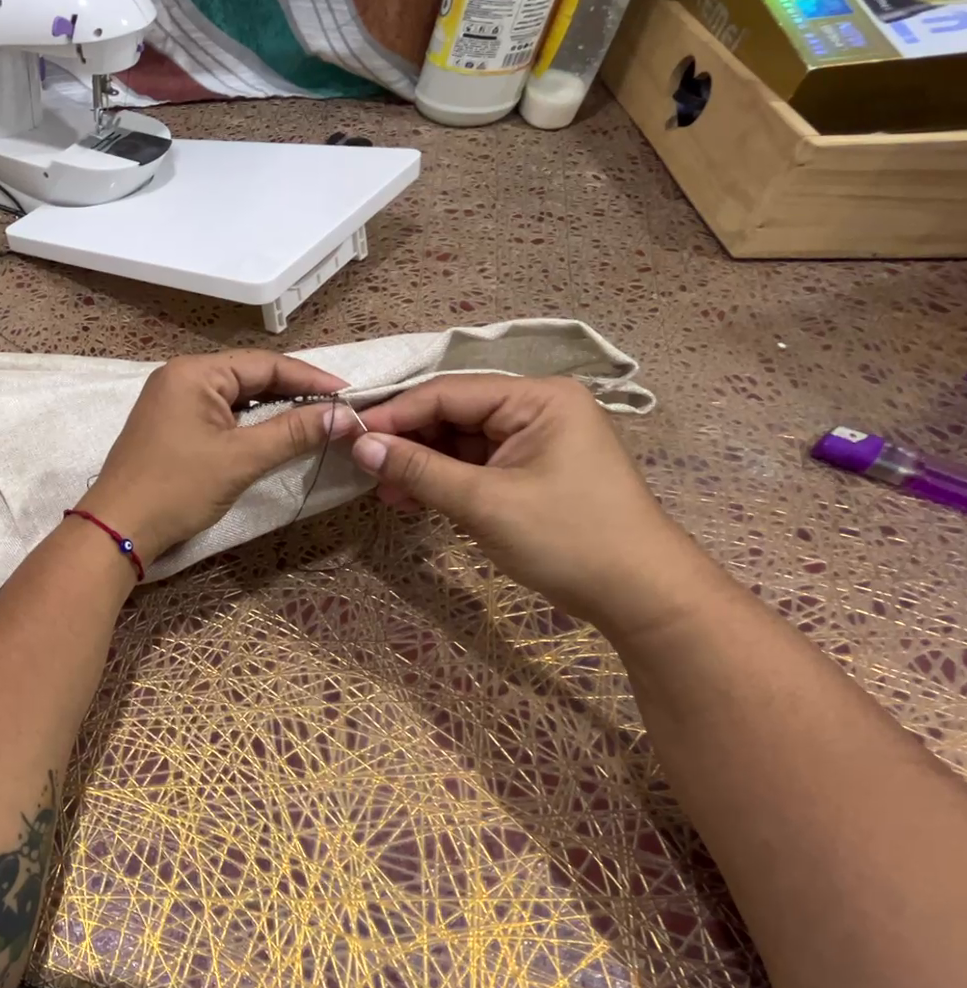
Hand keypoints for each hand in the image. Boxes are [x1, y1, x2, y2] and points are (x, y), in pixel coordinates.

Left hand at [78, 350, 345, 564]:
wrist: (118, 527)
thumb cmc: (177, 488)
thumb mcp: (241, 459)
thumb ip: (294, 432)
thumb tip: (344, 415)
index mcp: (193, 372)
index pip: (265, 363)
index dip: (310, 378)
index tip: (351, 394)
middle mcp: (179, 377)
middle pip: (249, 376)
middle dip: (294, 392)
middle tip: (337, 410)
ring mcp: (170, 401)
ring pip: (234, 397)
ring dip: (272, 409)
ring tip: (314, 422)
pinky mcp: (168, 425)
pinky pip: (217, 414)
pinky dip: (247, 424)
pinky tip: (273, 435)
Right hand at [352, 375, 719, 635]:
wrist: (638, 595)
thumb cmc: (568, 538)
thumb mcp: (484, 503)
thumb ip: (418, 470)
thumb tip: (359, 446)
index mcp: (538, 398)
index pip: (448, 392)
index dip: (395, 413)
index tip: (348, 435)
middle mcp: (534, 409)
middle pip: (450, 412)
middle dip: (405, 440)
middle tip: (360, 465)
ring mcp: (530, 440)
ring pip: (455, 440)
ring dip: (416, 463)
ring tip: (380, 488)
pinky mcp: (524, 470)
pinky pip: (469, 464)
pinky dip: (437, 479)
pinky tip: (406, 497)